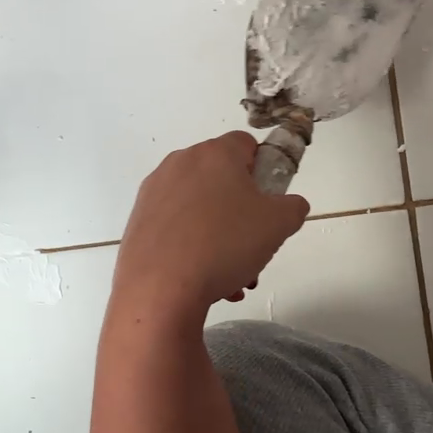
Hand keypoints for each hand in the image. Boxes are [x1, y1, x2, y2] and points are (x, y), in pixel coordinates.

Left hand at [112, 132, 309, 312]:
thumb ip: (293, 206)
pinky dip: (193, 247)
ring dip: (221, 236)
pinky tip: (205, 281)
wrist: (159, 288)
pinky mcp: (138, 220)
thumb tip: (288, 206)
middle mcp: (181, 163)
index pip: (247, 144)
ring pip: (200, 208)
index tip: (267, 203)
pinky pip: (177, 227)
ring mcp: (155, 192)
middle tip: (253, 245)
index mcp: (215, 153)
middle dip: (243, 212)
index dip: (263, 170)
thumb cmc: (225, 244)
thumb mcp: (279, 224)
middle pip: (222, 179)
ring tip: (232, 276)